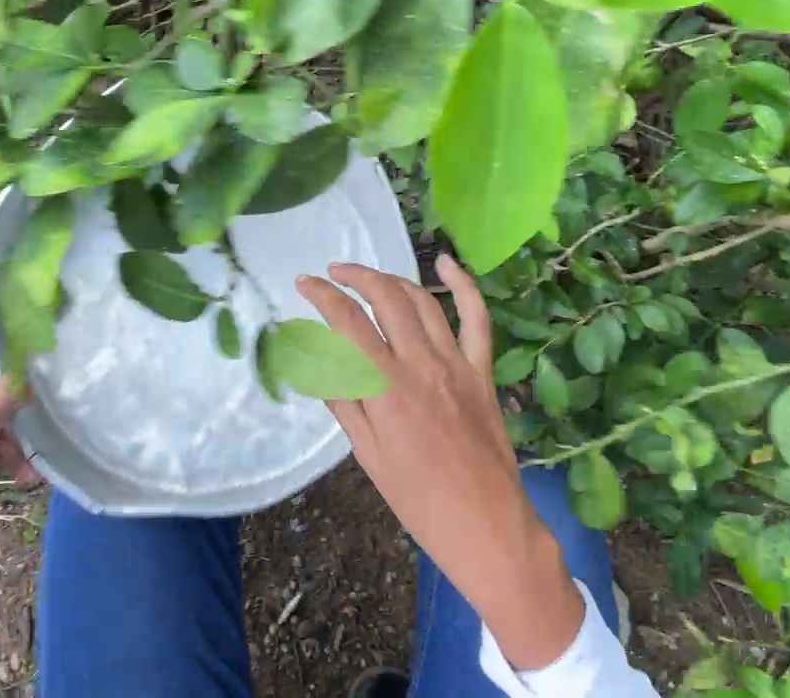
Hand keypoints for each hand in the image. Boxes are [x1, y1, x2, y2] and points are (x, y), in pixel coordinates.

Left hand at [0, 315, 38, 658]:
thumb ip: (4, 394)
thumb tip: (29, 369)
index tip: (11, 295)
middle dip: (17, 378)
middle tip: (48, 359)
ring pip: (0, 413)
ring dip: (20, 432)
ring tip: (35, 456)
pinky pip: (0, 443)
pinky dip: (15, 457)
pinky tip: (28, 477)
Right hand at [296, 257, 586, 670]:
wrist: (486, 525)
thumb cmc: (418, 500)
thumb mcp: (368, 454)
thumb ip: (344, 399)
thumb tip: (317, 360)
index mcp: (387, 388)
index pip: (347, 323)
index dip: (321, 295)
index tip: (303, 283)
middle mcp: (421, 363)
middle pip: (385, 297)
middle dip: (355, 276)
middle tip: (333, 275)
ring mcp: (457, 362)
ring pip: (423, 300)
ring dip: (392, 279)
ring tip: (369, 278)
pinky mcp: (482, 369)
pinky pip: (476, 317)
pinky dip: (464, 285)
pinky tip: (448, 263)